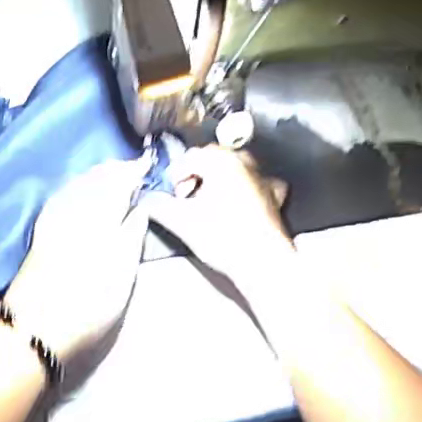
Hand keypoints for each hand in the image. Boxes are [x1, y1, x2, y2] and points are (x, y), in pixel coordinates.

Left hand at [3, 158, 152, 372]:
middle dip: (116, 169)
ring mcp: (55, 218)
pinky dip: (76, 185)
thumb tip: (140, 207)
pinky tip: (79, 188)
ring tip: (112, 173)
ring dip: (97, 174)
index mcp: (100, 216)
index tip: (148, 163)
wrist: (34, 327)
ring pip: (78, 184)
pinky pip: (63, 194)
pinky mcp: (41, 230)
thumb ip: (132, 235)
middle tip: (133, 166)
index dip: (134, 171)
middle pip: (97, 179)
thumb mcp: (123, 274)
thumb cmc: (88, 304)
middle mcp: (76, 209)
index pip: (120, 183)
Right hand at [139, 146, 295, 288]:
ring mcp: (262, 179)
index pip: (189, 158)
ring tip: (206, 204)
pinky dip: (241, 189)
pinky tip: (235, 204)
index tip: (170, 195)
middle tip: (185, 199)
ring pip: (232, 169)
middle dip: (195, 176)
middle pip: (211, 160)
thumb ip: (159, 206)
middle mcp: (245, 162)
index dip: (175, 176)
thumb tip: (148, 200)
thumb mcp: (181, 221)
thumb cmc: (223, 237)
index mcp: (222, 160)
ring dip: (216, 181)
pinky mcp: (273, 197)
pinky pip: (253, 184)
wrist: (262, 263)